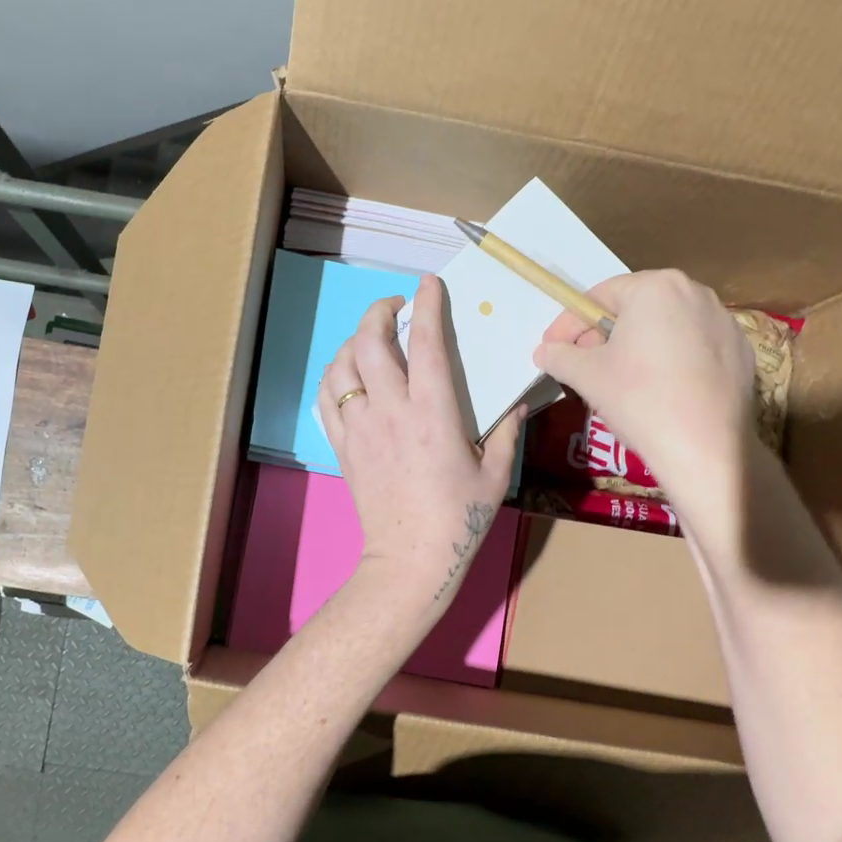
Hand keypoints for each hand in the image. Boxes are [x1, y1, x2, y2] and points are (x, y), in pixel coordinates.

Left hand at [318, 275, 524, 606]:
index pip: (427, 344)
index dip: (427, 306)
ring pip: (341, 367)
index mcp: (433, 413)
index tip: (427, 284)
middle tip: (395, 308)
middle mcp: (390, 411)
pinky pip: (325, 400)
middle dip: (379, 312)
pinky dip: (333, 377)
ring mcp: (359, 428)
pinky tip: (346, 376)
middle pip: (370, 343)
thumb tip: (516, 400)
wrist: (410, 558)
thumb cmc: (458, 517)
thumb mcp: (496, 473)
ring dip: (353, 342)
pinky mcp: (341, 447)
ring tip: (370, 339)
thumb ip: (506, 431)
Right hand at [533, 270, 753, 506]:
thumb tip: (544, 351)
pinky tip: (660, 391)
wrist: (705, 448)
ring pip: (666, 328)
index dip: (569, 323)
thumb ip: (559, 356)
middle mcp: (695, 292)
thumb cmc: (639, 400)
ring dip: (637, 347)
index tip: (552, 348)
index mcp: (656, 288)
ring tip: (621, 381)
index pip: (600, 296)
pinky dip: (671, 361)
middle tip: (583, 366)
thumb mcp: (587, 376)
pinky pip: (693, 348)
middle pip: (635, 309)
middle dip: (604, 335)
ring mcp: (724, 322)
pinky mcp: (741, 351)